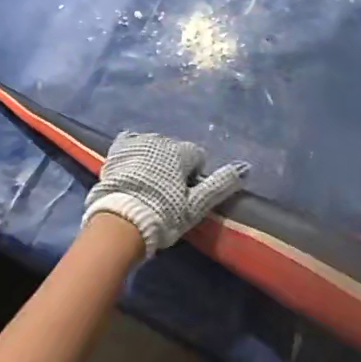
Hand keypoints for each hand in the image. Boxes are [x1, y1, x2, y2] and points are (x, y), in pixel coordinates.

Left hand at [82, 132, 248, 258]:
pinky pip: (129, 144)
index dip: (193, 176)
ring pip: (151, 147)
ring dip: (153, 160)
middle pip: (173, 150)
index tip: (184, 195)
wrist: (121, 221)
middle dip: (172, 166)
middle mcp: (158, 141)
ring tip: (147, 185)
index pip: (196, 156)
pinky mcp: (115, 150)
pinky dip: (133, 153)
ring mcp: (134, 144)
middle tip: (165, 193)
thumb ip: (221, 185)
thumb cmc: (163, 215)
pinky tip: (130, 168)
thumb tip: (246, 168)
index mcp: (180, 151)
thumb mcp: (196, 205)